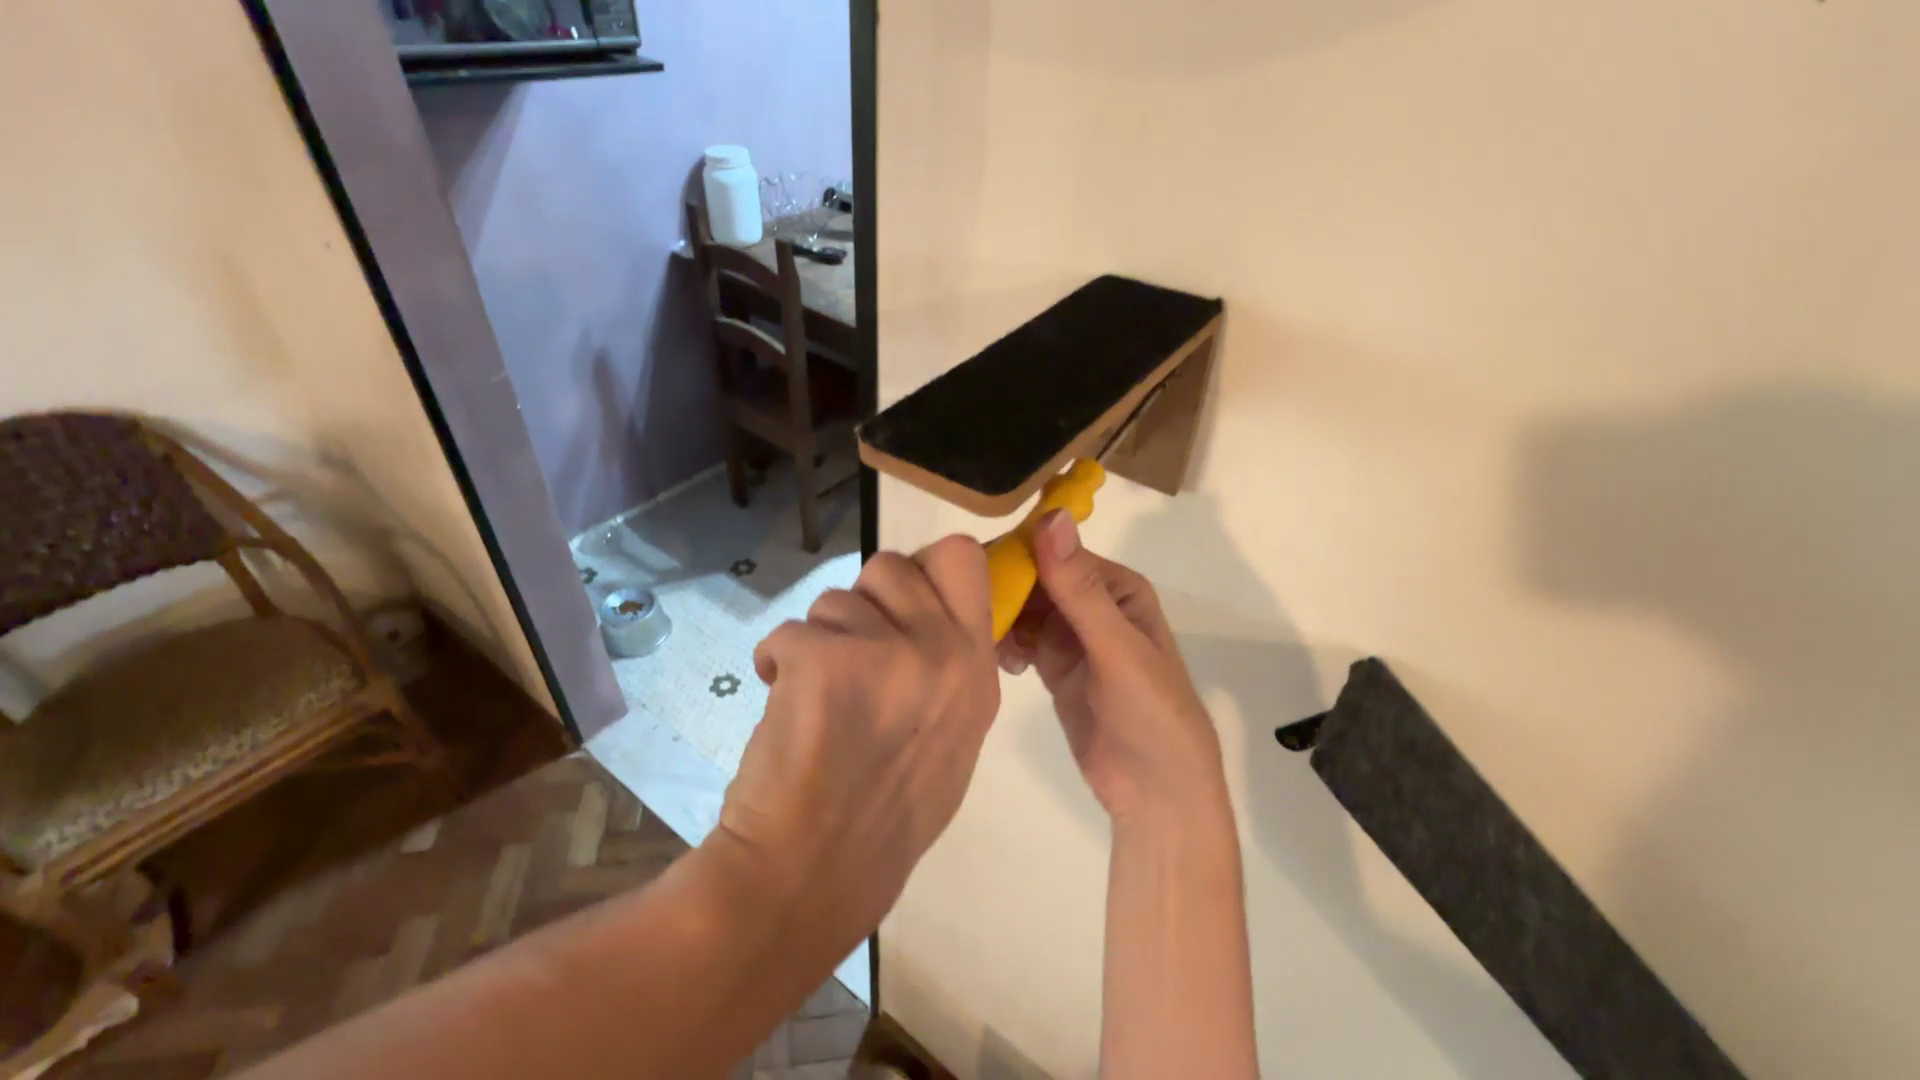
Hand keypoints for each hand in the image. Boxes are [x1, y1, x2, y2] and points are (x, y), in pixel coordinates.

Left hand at [716, 536, 1000, 940]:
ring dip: (818, 639)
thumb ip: (946, 673)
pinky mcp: (823, 659)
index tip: (899, 605)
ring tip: (815, 698)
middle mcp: (941, 652)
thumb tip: (918, 623)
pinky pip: (788, 632)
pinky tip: (782, 704)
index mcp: (977, 672)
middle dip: (863, 601)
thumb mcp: (951, 743)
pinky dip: (776, 661)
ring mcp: (884, 652)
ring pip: (836, 599)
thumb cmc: (883, 821)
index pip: (961, 559)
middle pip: (891, 565)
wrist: (812, 873)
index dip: (923, 571)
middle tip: (849, 656)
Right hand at [997, 512, 1227, 822]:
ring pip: (1023, 612)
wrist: (1158, 791)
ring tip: (981, 642)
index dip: (1014, 557)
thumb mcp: (1115, 647)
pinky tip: (998, 663)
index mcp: (1116, 588)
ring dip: (999, 620)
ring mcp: (1073, 638)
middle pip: (1034, 581)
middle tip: (964, 612)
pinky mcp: (1056, 669)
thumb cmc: (1150, 712)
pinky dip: (1006, 647)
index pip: (1055, 554)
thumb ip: (1079, 587)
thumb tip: (1051, 516)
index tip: (969, 570)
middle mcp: (1093, 605)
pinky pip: (1022, 642)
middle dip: (1001, 591)